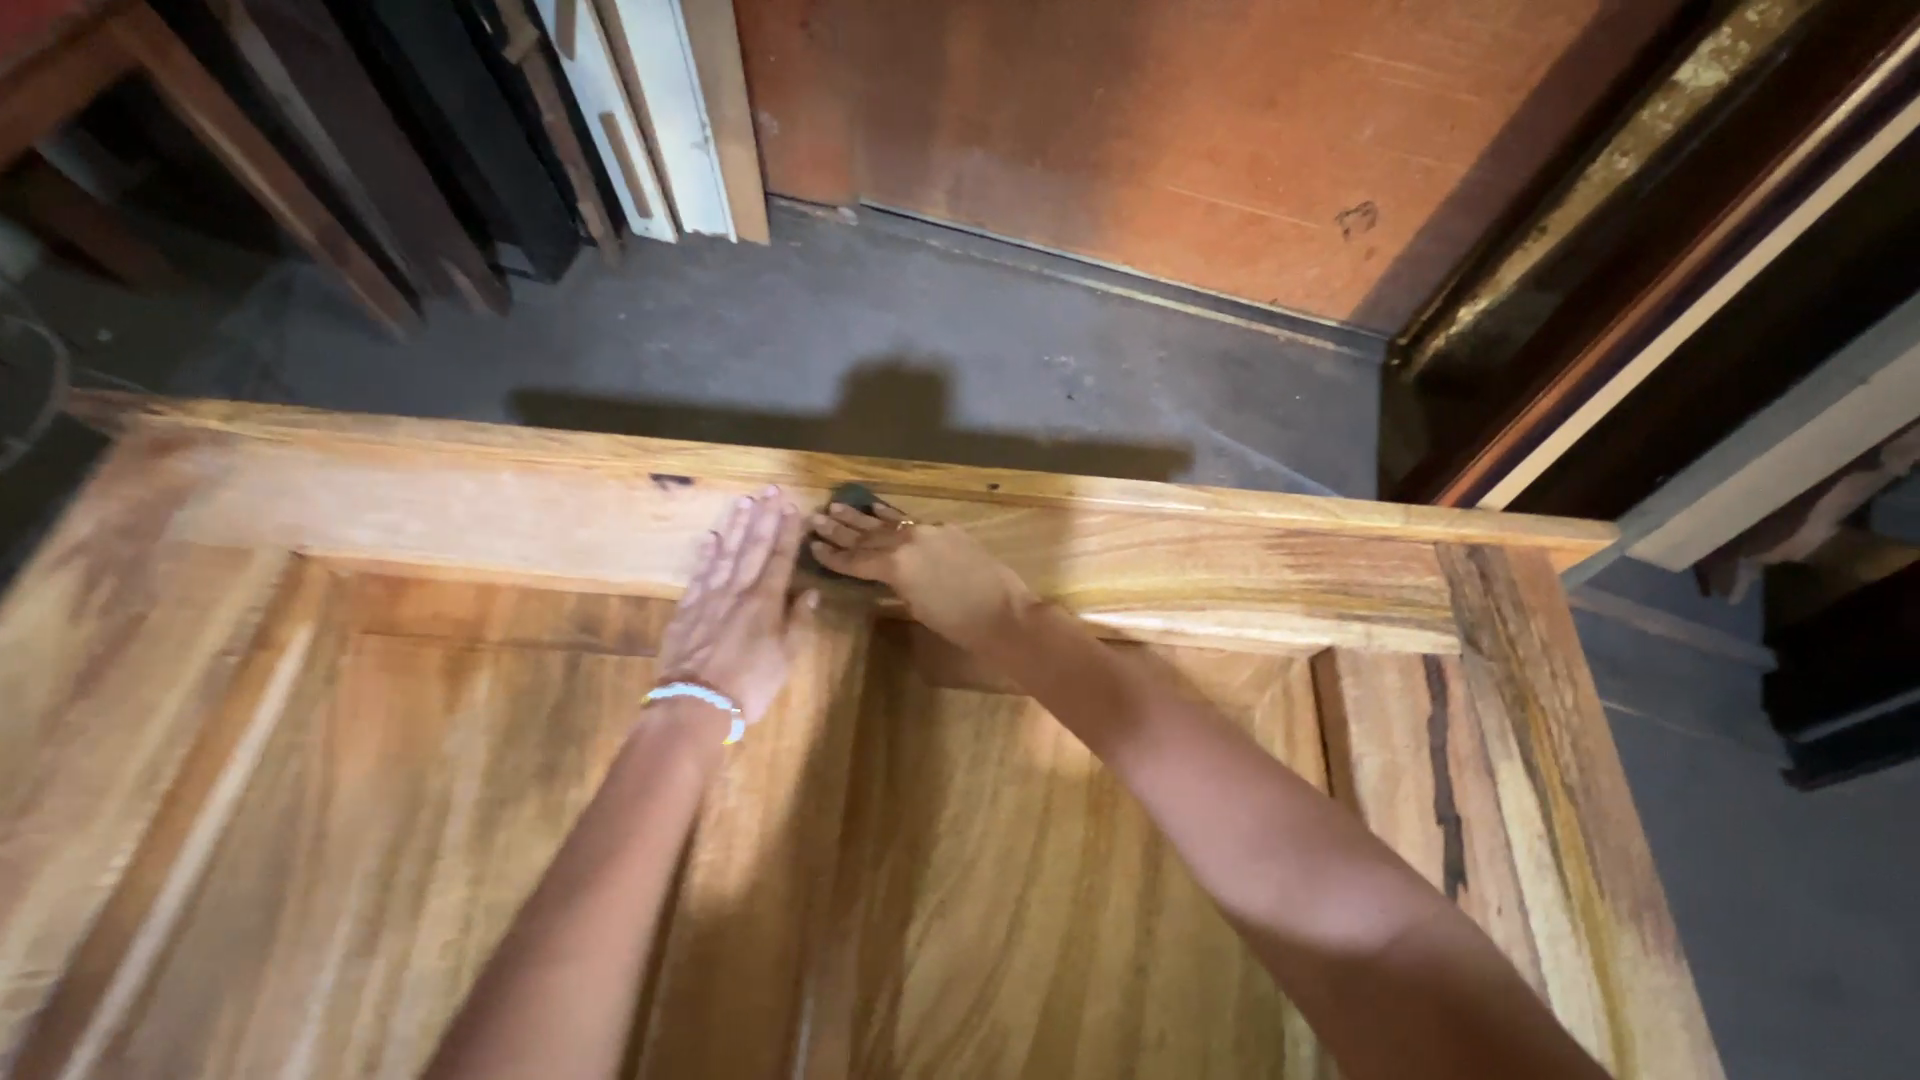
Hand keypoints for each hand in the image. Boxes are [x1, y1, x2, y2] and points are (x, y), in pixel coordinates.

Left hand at [656, 488, 818, 726]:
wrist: (695, 704)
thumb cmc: (750, 685)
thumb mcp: (785, 657)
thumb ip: (798, 621)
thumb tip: (811, 592)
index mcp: (766, 601)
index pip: (780, 558)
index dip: (788, 532)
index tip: (793, 507)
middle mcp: (738, 590)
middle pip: (753, 547)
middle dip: (764, 517)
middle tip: (770, 490)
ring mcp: (709, 597)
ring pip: (726, 553)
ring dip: (737, 526)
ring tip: (745, 502)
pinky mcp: (687, 609)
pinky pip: (699, 573)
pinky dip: (707, 553)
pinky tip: (712, 537)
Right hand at [808, 502, 1034, 651]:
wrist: (1003, 613)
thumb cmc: (957, 623)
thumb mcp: (916, 607)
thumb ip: (896, 585)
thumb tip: (885, 575)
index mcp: (894, 566)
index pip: (856, 559)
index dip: (833, 555)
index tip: (812, 546)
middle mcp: (906, 541)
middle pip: (867, 535)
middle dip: (840, 530)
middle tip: (815, 519)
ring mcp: (928, 530)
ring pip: (887, 522)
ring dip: (861, 517)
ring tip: (837, 507)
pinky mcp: (947, 529)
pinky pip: (911, 521)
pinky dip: (891, 516)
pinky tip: (878, 508)